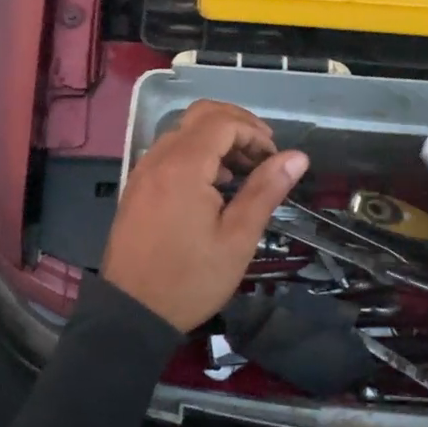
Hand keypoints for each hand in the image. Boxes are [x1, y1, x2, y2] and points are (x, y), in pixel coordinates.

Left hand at [102, 100, 308, 330]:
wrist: (130, 311)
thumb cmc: (190, 278)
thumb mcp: (237, 238)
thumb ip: (265, 190)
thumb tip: (297, 157)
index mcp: (184, 165)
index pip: (223, 122)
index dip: (254, 132)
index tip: (274, 158)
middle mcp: (159, 157)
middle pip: (201, 115)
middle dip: (237, 124)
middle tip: (263, 152)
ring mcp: (143, 170)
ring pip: (183, 131)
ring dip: (216, 138)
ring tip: (242, 171)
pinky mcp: (137, 186)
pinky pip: (169, 151)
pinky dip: (195, 152)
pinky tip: (212, 185)